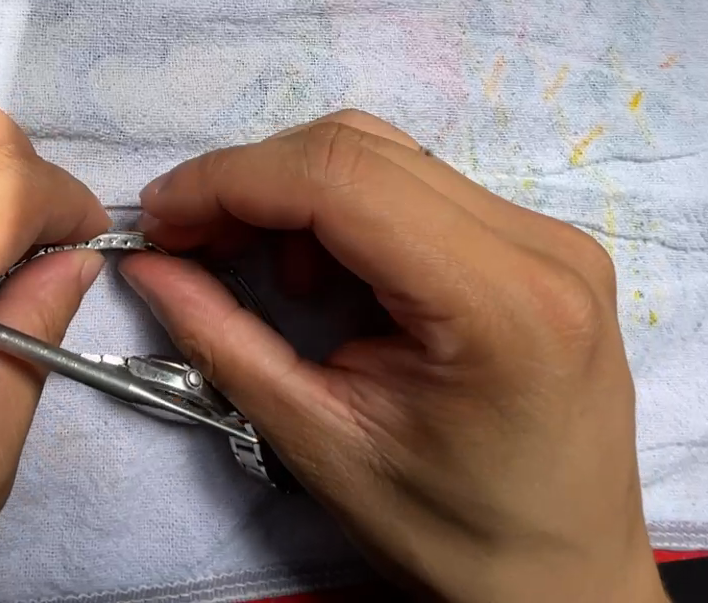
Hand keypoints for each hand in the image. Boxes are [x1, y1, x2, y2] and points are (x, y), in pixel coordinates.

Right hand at [121, 111, 665, 602]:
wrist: (565, 583)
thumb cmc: (448, 533)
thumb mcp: (315, 441)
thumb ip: (218, 337)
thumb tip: (142, 261)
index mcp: (496, 301)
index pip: (337, 179)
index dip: (229, 180)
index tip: (158, 213)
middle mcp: (536, 244)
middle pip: (352, 148)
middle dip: (245, 180)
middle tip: (183, 235)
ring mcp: (541, 233)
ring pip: (373, 151)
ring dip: (283, 188)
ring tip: (245, 255)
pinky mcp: (529, 238)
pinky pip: (401, 179)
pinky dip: (327, 205)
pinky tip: (311, 268)